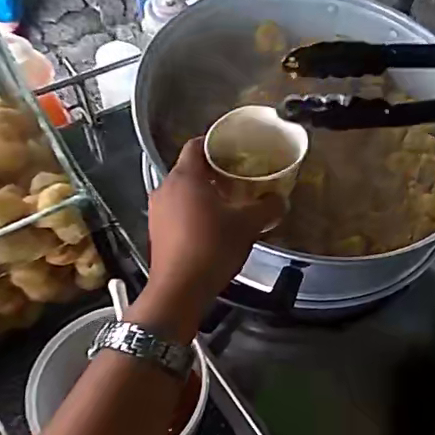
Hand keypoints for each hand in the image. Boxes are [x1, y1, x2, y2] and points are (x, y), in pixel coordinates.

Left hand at [143, 138, 281, 317]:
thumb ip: (266, 207)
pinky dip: (192, 214)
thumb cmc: (210, 249)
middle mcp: (165, 189)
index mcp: (185, 177)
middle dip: (213, 173)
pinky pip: (175, 213)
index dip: (215, 144)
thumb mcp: (247, 225)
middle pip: (189, 169)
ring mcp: (157, 212)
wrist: (179, 290)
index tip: (233, 150)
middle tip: (237, 179)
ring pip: (181, 193)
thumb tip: (279, 200)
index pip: (196, 145)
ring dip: (202, 195)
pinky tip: (211, 228)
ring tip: (227, 205)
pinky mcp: (156, 233)